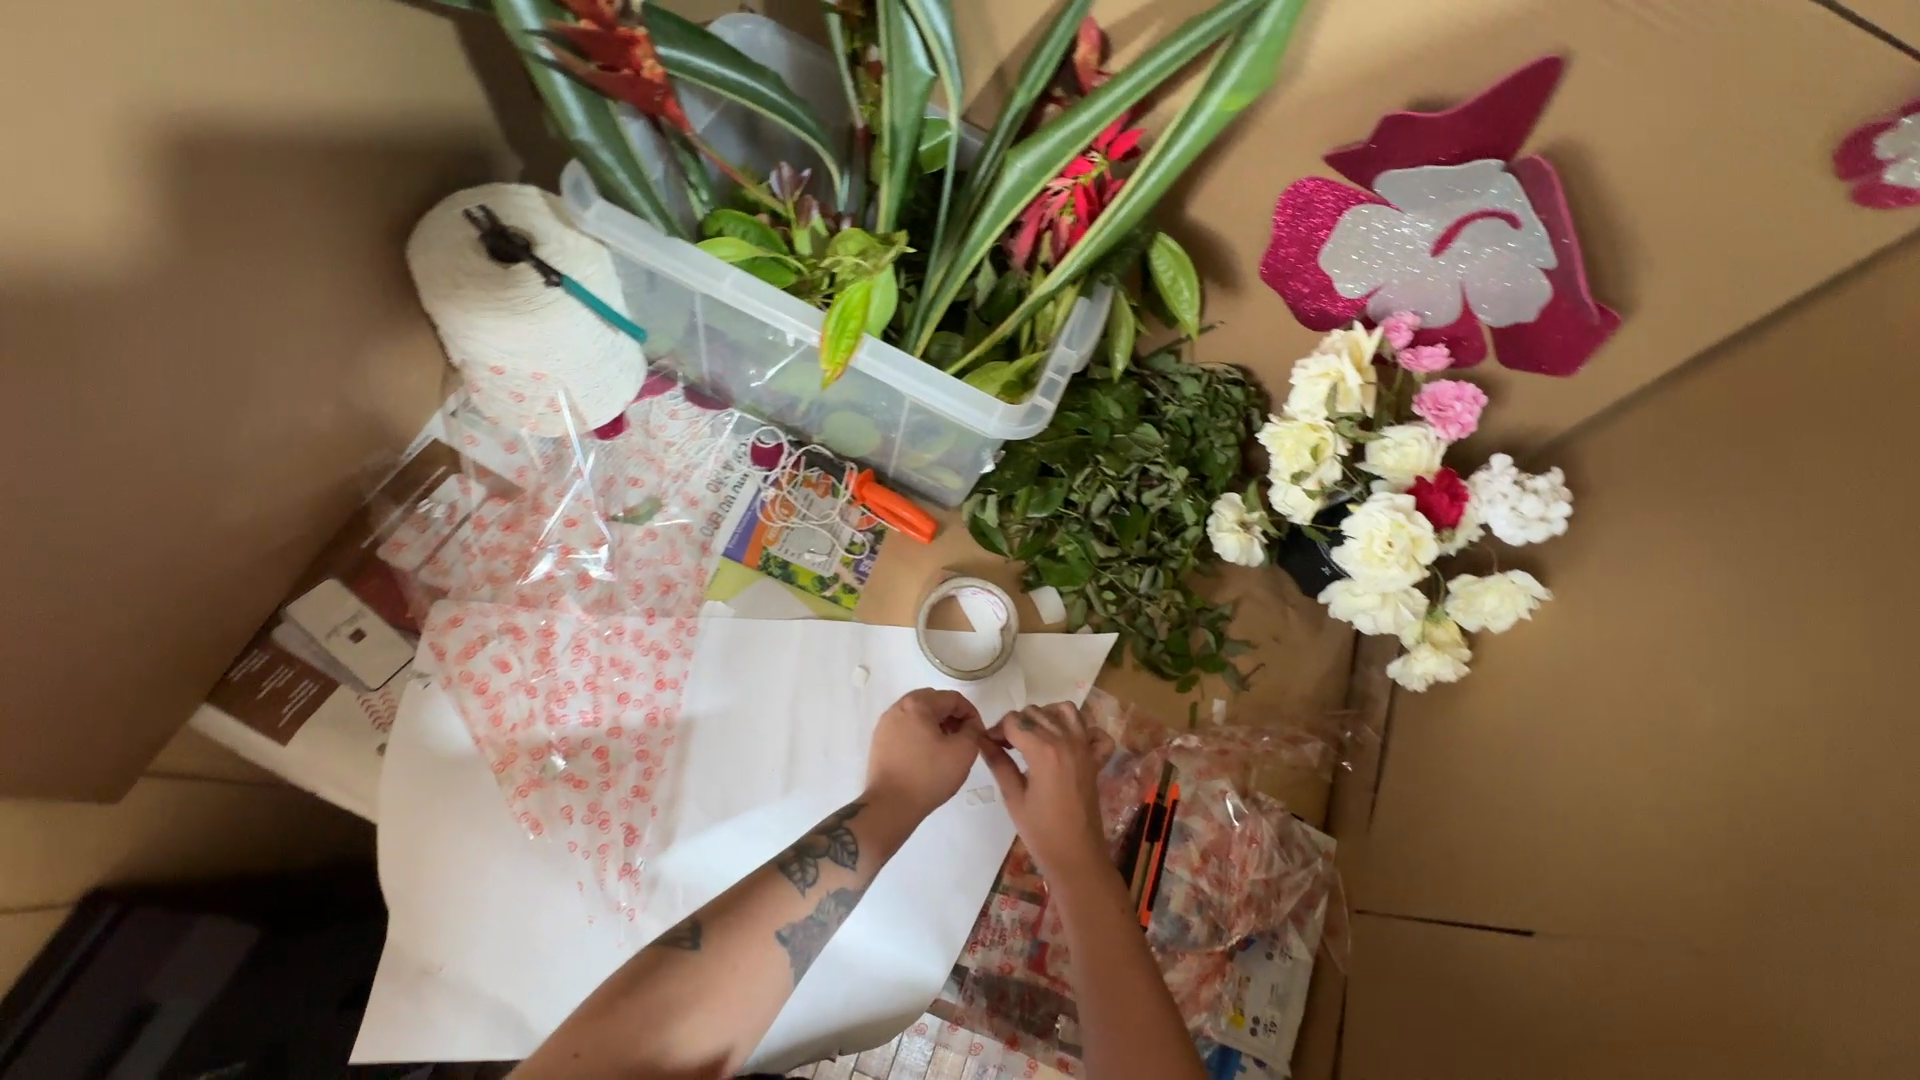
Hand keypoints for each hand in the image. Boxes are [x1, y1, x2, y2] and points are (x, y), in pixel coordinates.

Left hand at [865, 689, 985, 819]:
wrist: (890, 804)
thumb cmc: (929, 775)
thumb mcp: (963, 751)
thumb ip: (973, 730)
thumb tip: (970, 724)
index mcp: (917, 704)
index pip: (952, 698)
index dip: (971, 713)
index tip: (978, 733)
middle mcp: (898, 708)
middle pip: (933, 702)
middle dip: (952, 716)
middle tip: (963, 736)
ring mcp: (885, 724)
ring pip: (918, 715)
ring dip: (936, 724)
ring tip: (947, 746)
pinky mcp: (879, 741)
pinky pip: (905, 728)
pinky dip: (920, 734)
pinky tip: (928, 754)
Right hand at [977, 702, 1115, 884]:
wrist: (1076, 856)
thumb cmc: (1040, 832)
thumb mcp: (1013, 797)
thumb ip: (998, 763)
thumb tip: (982, 741)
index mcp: (1043, 750)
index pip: (1013, 721)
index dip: (997, 730)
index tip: (990, 745)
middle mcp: (1066, 741)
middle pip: (1036, 712)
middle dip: (1017, 723)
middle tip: (1006, 746)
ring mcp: (1085, 748)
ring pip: (1065, 711)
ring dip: (1046, 717)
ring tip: (1034, 737)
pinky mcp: (1096, 759)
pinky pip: (1096, 732)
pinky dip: (1083, 730)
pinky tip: (1068, 743)